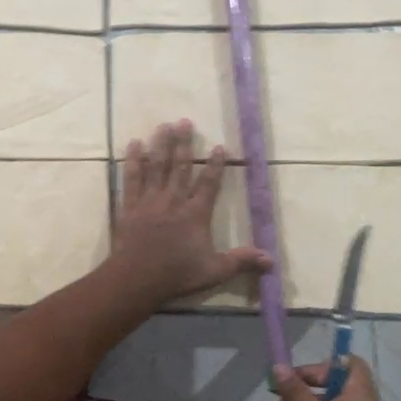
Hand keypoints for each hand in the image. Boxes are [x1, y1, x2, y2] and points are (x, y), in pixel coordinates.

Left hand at [111, 120, 271, 301]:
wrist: (136, 279)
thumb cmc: (177, 275)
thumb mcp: (214, 271)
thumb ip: (241, 261)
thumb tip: (271, 260)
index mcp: (195, 214)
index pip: (209, 184)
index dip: (215, 165)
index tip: (219, 146)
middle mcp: (173, 201)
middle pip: (180, 167)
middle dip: (184, 144)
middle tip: (184, 121)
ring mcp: (149, 201)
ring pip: (156, 167)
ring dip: (160, 145)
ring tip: (163, 126)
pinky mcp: (129, 206)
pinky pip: (131, 179)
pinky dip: (133, 161)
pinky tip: (134, 145)